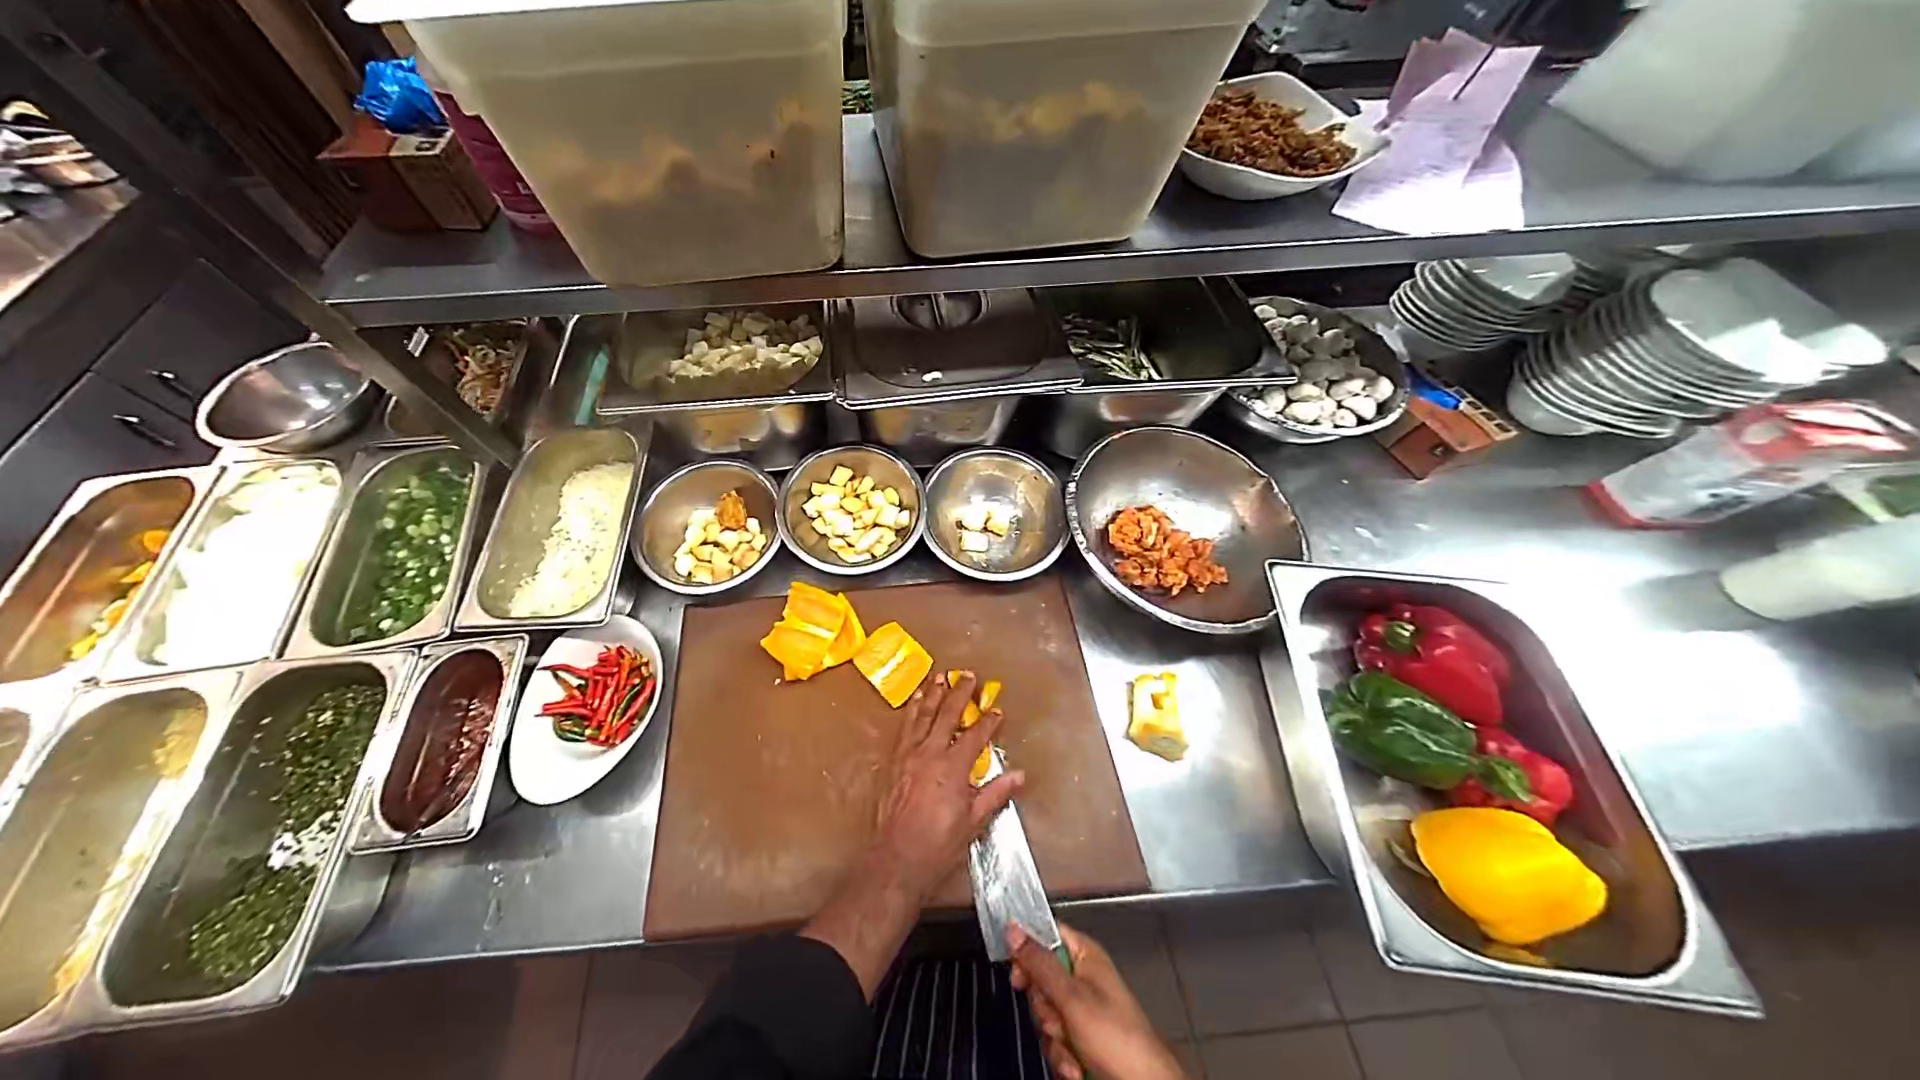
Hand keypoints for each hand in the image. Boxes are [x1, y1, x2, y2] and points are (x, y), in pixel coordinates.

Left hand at [869, 671, 1023, 900]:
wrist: (896, 859)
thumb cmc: (937, 844)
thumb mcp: (973, 821)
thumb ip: (995, 793)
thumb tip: (1019, 774)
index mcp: (953, 767)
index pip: (975, 736)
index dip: (989, 722)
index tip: (997, 710)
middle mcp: (930, 754)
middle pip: (947, 715)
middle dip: (960, 694)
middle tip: (968, 675)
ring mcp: (909, 755)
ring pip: (923, 715)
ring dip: (933, 694)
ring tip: (939, 676)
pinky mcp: (894, 761)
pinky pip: (905, 727)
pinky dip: (912, 711)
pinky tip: (915, 701)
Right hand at [1009, 922, 1189, 1079]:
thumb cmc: (1118, 1039)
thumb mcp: (1072, 997)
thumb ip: (1040, 963)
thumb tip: (1014, 930)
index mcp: (1085, 955)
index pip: (1046, 935)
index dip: (1028, 951)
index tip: (1019, 973)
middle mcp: (1083, 979)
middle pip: (1040, 980)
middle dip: (1045, 1008)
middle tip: (1059, 1018)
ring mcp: (1082, 1010)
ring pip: (1045, 1014)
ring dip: (1055, 1038)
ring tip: (1076, 1047)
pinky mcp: (1080, 1038)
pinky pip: (1054, 1040)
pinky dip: (1062, 1056)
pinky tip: (1078, 1065)